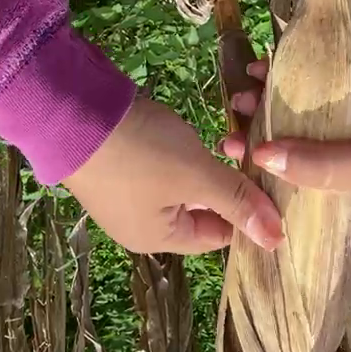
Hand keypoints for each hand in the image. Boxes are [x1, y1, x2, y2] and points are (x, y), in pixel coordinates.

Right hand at [66, 98, 284, 254]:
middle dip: (229, 181)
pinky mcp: (122, 160)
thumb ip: (237, 201)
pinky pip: (165, 163)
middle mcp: (141, 222)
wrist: (73, 110)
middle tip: (258, 152)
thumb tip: (277, 241)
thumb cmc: (140, 152)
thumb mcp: (194, 175)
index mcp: (158, 238)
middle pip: (202, 209)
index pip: (217, 235)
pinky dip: (186, 149)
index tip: (276, 183)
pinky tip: (197, 129)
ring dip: (209, 161)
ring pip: (185, 182)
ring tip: (234, 134)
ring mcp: (128, 190)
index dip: (247, 212)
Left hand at [220, 60, 350, 199]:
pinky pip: (301, 82)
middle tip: (227, 131)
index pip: (296, 187)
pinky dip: (279, 76)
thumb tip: (261, 157)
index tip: (232, 159)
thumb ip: (316, 167)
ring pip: (291, 113)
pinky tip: (260, 69)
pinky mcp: (342, 80)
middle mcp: (342, 151)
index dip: (263, 176)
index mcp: (350, 185)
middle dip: (256, 138)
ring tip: (241, 98)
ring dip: (263, 106)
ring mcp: (342, 114)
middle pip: (288, 147)